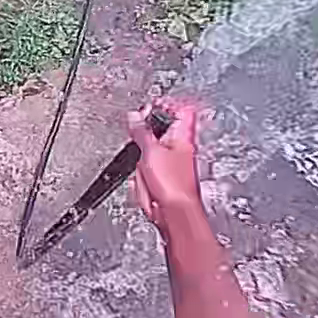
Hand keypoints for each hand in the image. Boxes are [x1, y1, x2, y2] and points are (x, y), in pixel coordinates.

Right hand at [128, 99, 202, 229]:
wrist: (174, 213)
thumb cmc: (172, 185)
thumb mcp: (150, 151)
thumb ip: (141, 132)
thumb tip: (134, 117)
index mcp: (183, 135)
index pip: (180, 109)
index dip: (164, 105)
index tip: (149, 107)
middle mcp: (180, 146)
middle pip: (163, 127)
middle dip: (146, 131)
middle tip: (138, 132)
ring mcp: (172, 160)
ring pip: (151, 147)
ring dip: (142, 154)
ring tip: (143, 163)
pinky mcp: (163, 174)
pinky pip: (146, 165)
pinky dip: (141, 169)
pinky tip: (143, 175)